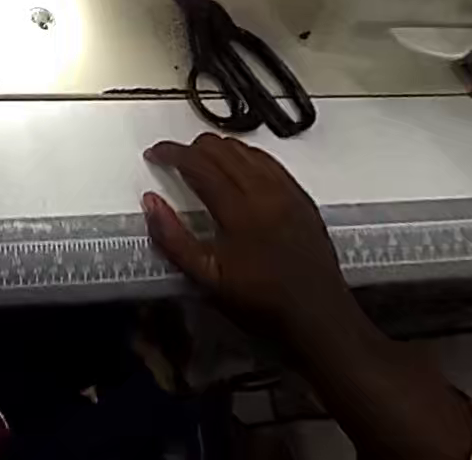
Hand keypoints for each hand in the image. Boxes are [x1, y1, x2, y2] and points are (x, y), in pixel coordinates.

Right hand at [142, 133, 355, 339]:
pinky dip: (245, 155)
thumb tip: (150, 202)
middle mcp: (265, 193)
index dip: (170, 152)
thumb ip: (173, 239)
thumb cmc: (262, 304)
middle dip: (190, 148)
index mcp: (239, 211)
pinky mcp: (302, 198)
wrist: (322, 324)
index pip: (197, 163)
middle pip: (220, 148)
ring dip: (217, 149)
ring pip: (244, 148)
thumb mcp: (207, 279)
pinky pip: (268, 160)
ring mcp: (287, 193)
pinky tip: (236, 168)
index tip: (155, 154)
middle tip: (174, 160)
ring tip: (201, 162)